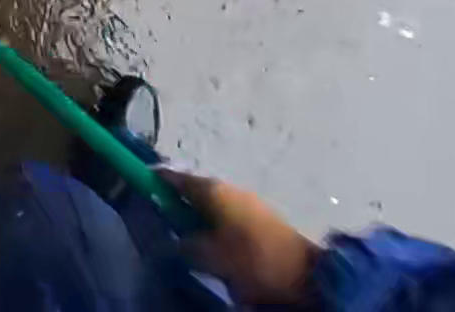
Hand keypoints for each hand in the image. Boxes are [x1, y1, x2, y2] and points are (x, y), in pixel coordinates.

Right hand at [163, 170, 319, 305]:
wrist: (316, 279)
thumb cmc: (254, 259)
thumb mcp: (210, 257)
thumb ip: (182, 245)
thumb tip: (168, 241)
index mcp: (207, 187)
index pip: (167, 176)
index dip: (150, 182)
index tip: (138, 192)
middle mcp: (225, 186)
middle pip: (190, 192)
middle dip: (179, 209)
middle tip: (174, 231)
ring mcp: (248, 201)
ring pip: (212, 207)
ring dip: (202, 222)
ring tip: (202, 247)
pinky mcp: (265, 219)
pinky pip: (232, 219)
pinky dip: (222, 230)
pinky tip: (227, 251)